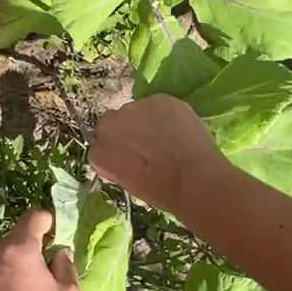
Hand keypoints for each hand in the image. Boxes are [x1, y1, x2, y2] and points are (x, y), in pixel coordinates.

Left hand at [0, 209, 80, 290]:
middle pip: (17, 236)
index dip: (50, 220)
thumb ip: (66, 266)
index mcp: (18, 250)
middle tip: (55, 260)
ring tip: (42, 282)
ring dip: (23, 261)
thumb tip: (60, 254)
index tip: (61, 233)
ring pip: (6, 255)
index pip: (33, 217)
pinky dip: (12, 276)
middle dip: (36, 243)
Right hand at [89, 94, 225, 211]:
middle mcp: (108, 126)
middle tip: (148, 143)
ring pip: (137, 111)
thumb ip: (120, 164)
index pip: (101, 144)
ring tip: (168, 137)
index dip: (117, 148)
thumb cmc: (162, 192)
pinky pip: (158, 104)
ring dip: (148, 120)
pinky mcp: (157, 99)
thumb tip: (127, 156)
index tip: (130, 155)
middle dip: (127, 129)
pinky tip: (179, 129)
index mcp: (99, 153)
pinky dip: (166, 114)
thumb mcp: (130, 184)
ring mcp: (132, 108)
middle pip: (114, 121)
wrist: (192, 178)